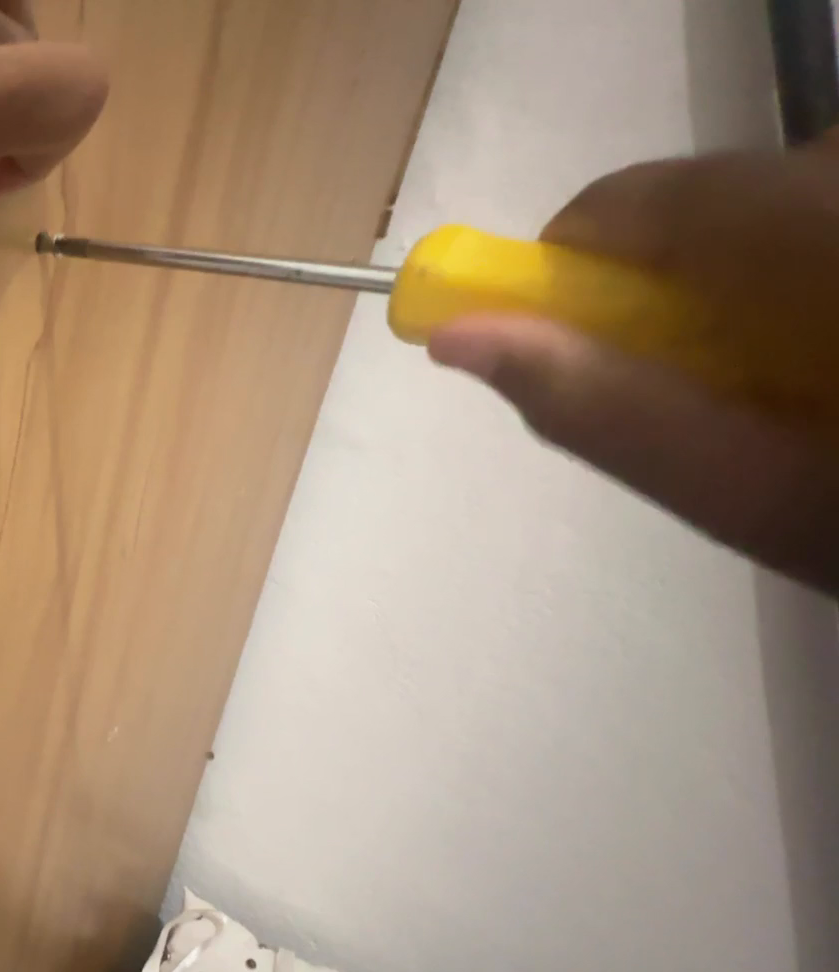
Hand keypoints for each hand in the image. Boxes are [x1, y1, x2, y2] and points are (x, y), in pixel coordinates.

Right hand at [426, 141, 838, 593]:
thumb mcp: (751, 497)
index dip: (577, 262)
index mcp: (835, 255)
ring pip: (812, 189)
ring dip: (776, 270)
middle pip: (740, 192)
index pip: (649, 202)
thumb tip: (455, 337)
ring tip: (822, 369)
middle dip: (694, 279)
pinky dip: (824, 265)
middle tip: (728, 379)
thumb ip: (599, 410)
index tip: (571, 329)